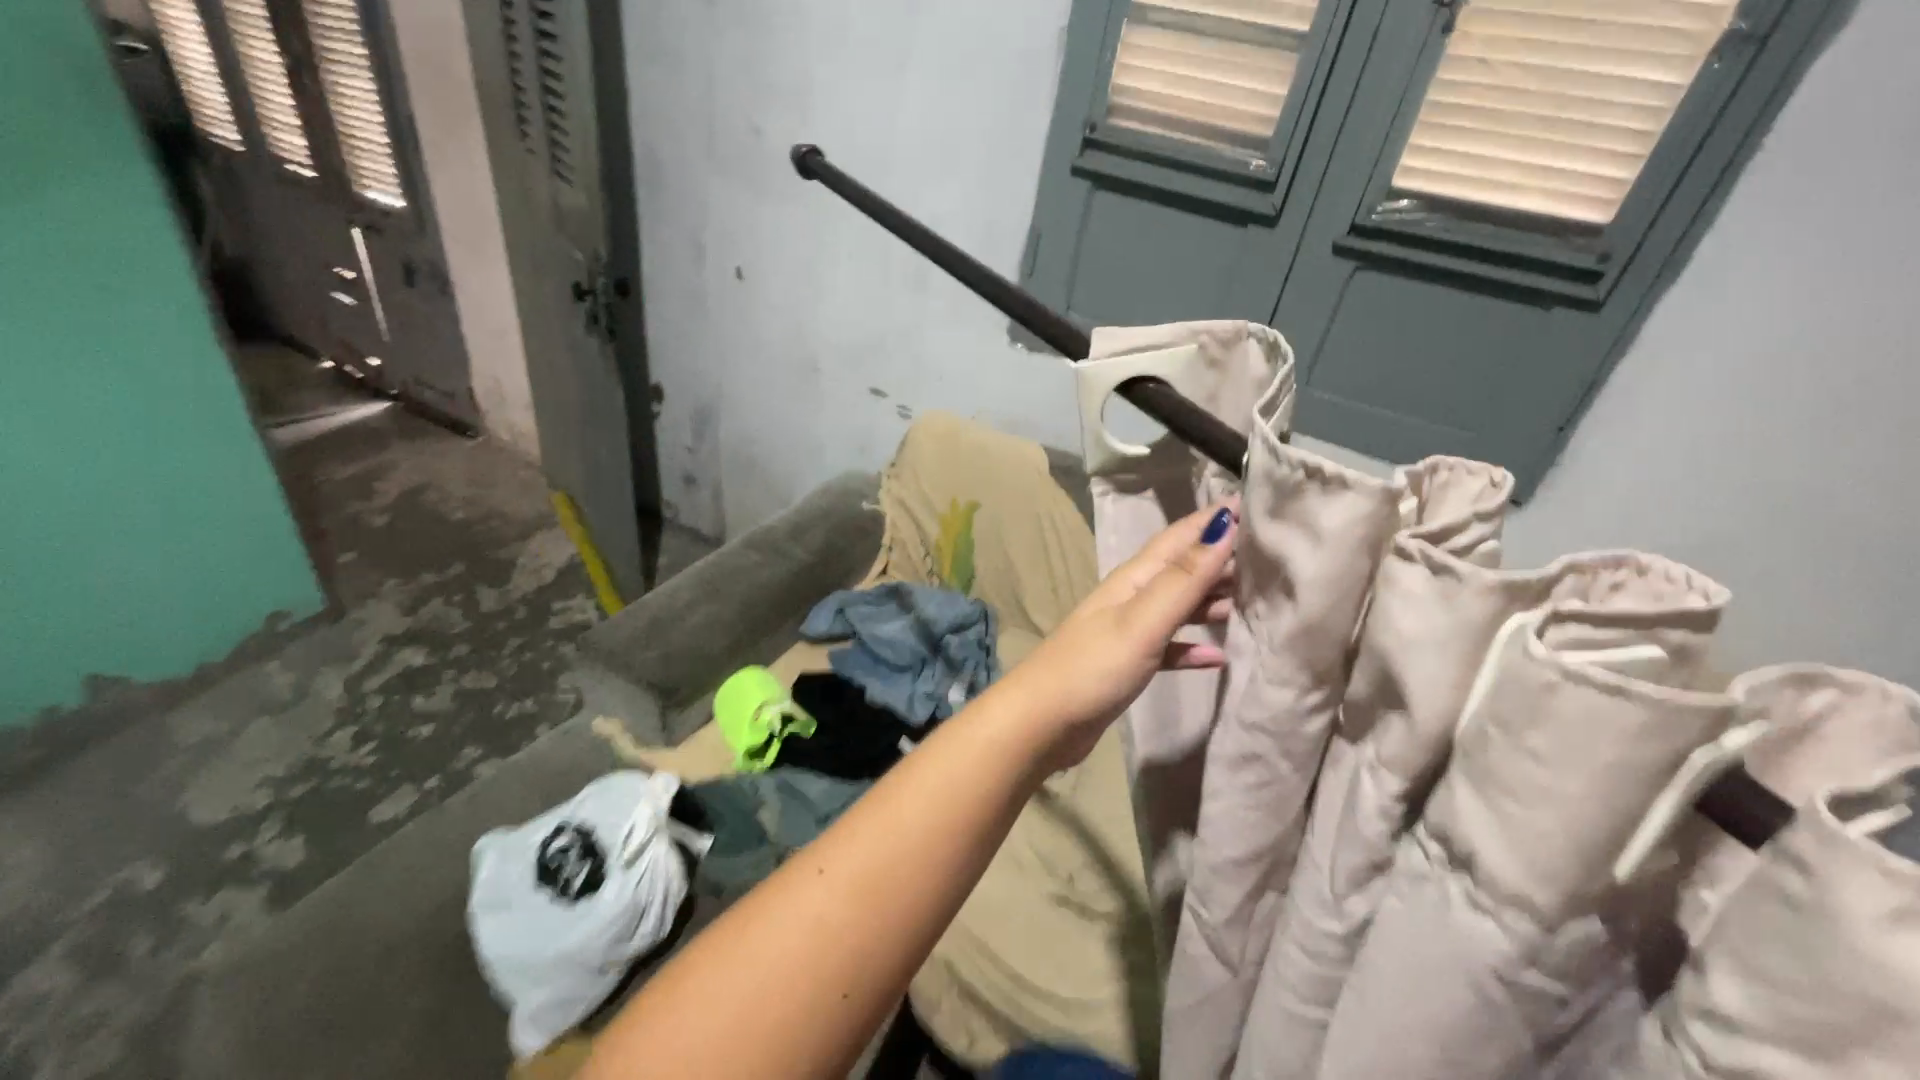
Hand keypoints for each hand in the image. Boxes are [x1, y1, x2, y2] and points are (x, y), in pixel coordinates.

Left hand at [997, 501, 1237, 770]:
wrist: (1043, 722)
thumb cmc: (1093, 667)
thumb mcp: (1142, 620)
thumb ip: (1183, 578)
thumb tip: (1224, 525)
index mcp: (1134, 579)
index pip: (1180, 538)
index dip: (1214, 519)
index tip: (1256, 503)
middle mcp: (1133, 598)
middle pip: (1184, 569)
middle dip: (1223, 558)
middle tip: (1272, 556)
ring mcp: (1130, 632)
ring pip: (1180, 606)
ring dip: (1213, 600)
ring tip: (1257, 600)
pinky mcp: (1130, 665)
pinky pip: (1171, 648)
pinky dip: (1194, 648)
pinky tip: (1220, 657)